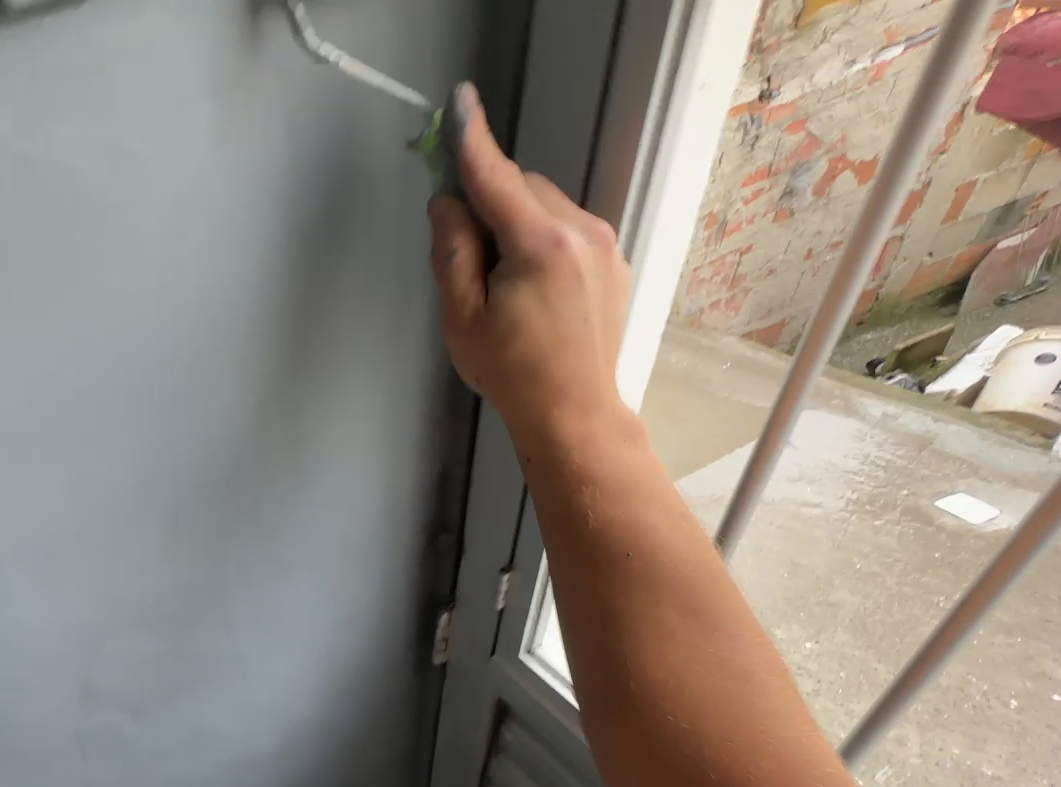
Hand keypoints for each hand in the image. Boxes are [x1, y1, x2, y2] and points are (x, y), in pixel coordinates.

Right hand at [430, 83, 632, 440]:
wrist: (572, 411)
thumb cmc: (510, 372)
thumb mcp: (461, 317)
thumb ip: (452, 253)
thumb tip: (447, 203)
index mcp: (540, 246)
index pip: (497, 178)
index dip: (471, 141)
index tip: (458, 102)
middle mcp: (582, 232)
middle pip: (523, 188)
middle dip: (489, 204)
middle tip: (466, 255)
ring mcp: (604, 245)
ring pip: (546, 206)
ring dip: (514, 224)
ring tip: (500, 284)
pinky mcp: (612, 260)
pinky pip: (567, 228)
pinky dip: (539, 238)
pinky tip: (528, 287)